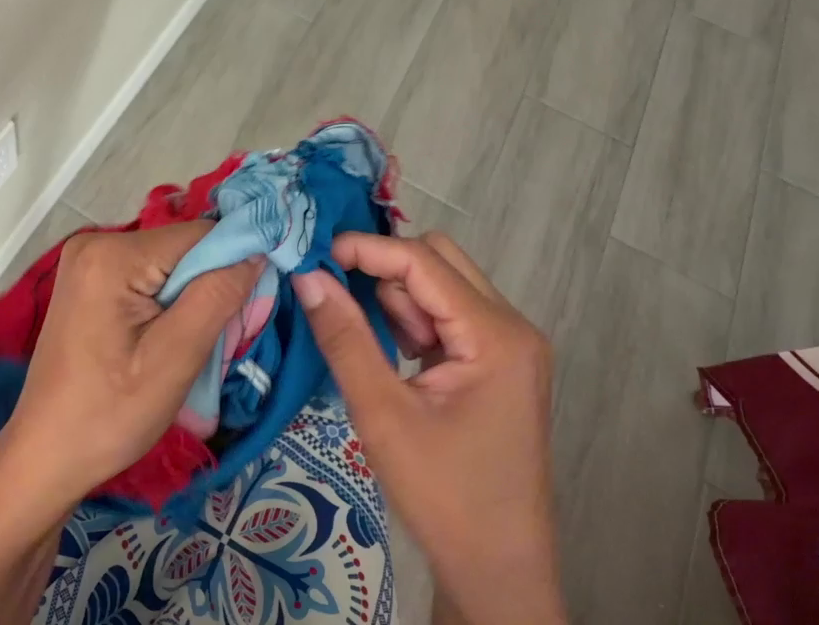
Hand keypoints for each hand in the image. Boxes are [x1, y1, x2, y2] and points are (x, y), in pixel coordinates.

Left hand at [0, 221, 263, 510]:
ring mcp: (88, 259)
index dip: (237, 261)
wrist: (48, 450)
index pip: (201, 233)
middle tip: (220, 336)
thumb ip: (217, 297)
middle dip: (212, 282)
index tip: (257, 303)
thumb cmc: (110, 413)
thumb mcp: (175, 360)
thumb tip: (258, 250)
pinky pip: (147, 275)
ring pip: (169, 261)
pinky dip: (168, 300)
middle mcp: (96, 241)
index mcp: (113, 255)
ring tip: (191, 342)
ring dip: (191, 295)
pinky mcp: (89, 280)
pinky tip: (165, 338)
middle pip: (183, 245)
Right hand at [291, 231, 563, 624]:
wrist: (496, 569)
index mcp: (496, 336)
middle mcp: (512, 327)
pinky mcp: (497, 364)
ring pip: (441, 284)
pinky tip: (391, 354)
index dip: (364, 250)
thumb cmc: (442, 494)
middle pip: (439, 260)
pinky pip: (447, 314)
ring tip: (369, 343)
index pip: (422, 261)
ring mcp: (509, 346)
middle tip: (339, 301)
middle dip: (383, 270)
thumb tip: (306, 275)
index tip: (311, 256)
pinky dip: (411, 320)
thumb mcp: (382, 413)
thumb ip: (344, 337)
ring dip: (397, 298)